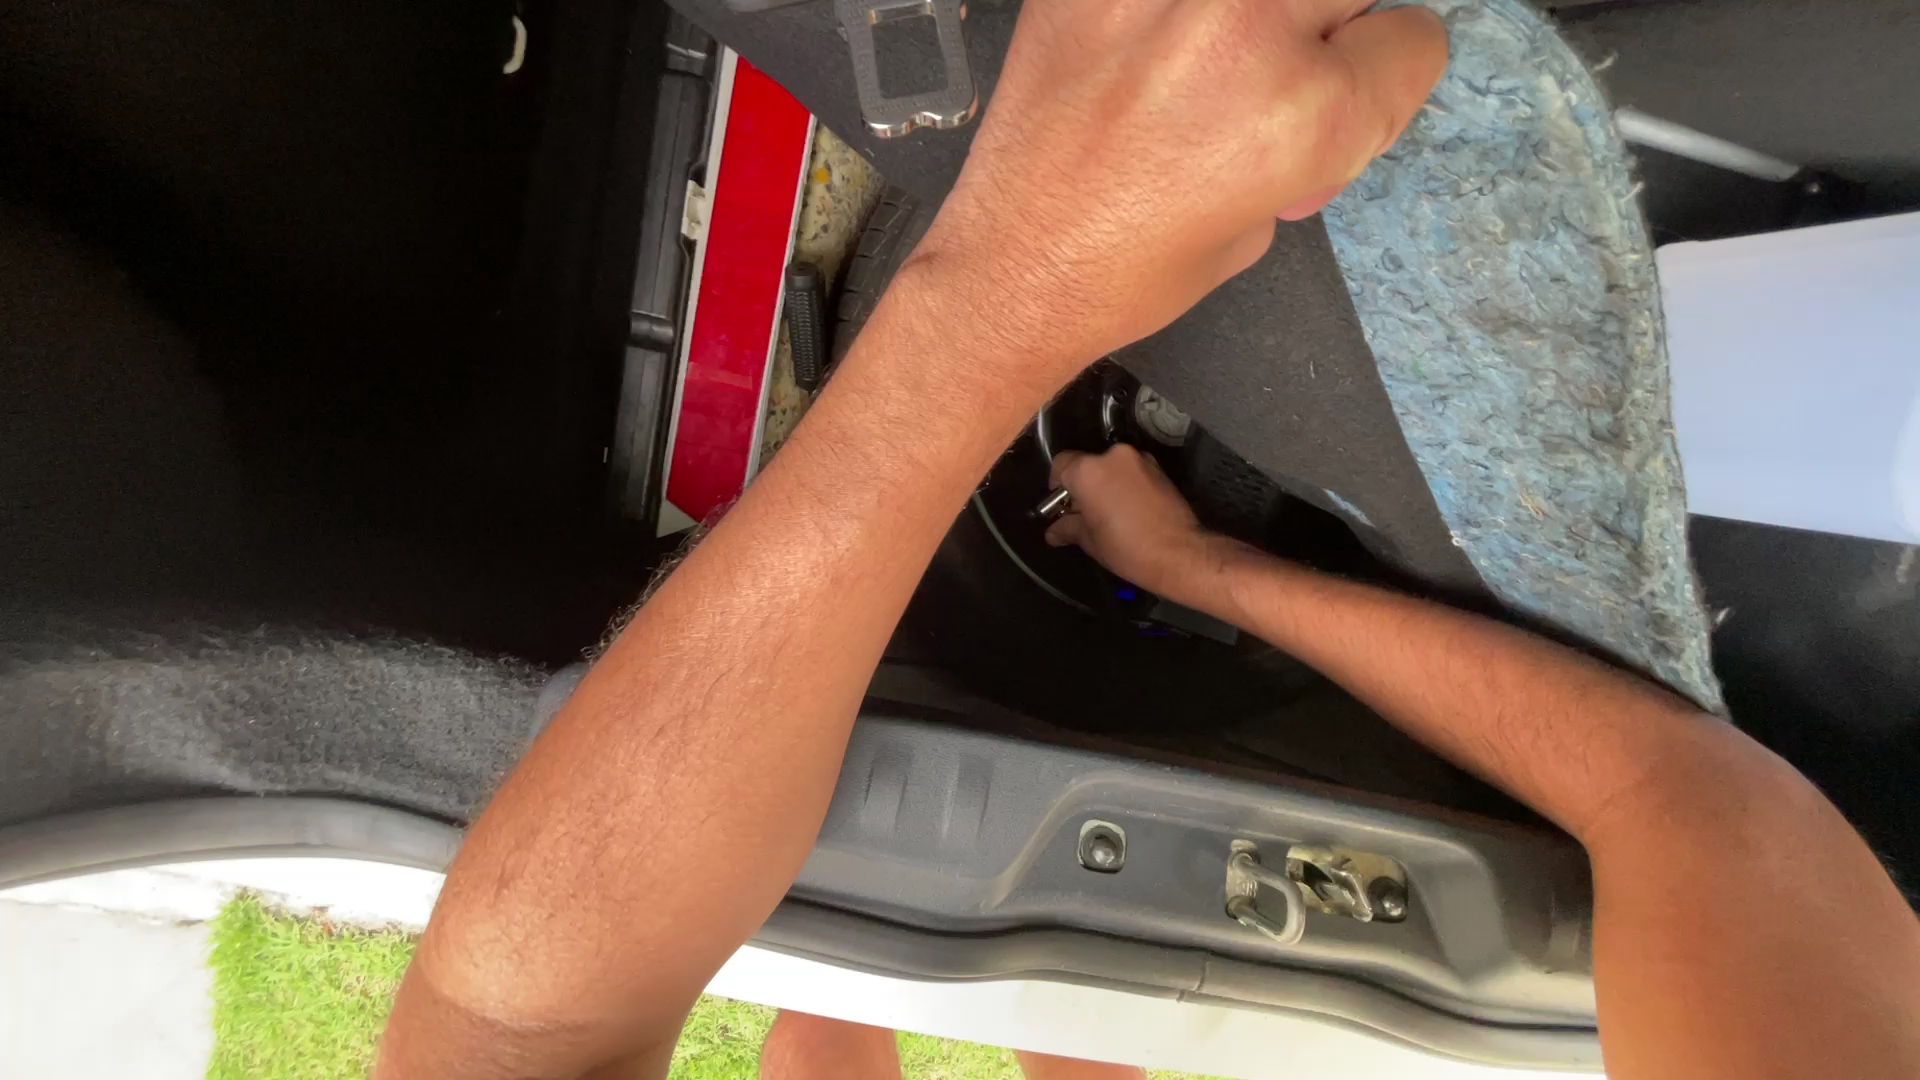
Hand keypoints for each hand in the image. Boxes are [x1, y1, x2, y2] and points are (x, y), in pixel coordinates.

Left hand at [906, 0, 1447, 384]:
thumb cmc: (1118, 281)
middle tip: (1263, 85)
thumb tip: (1315, 111)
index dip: (1375, 90)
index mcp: (1301, 117)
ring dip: (1250, 20)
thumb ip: (1300, 156)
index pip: (1412, 45)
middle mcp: (1243, 32)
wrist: (1009, 274)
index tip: (1338, 108)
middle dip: (1323, 33)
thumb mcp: (1245, 237)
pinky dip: (1164, 17)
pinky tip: (1143, 50)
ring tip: (1198, 69)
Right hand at [1044, 444, 1234, 606]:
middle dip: (1082, 486)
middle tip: (1084, 513)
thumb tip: (1053, 531)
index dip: (1057, 485)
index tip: (1061, 505)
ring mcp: (1139, 459)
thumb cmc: (1126, 548)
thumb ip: (1068, 528)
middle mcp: (1112, 456)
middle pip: (1087, 465)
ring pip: (1111, 467)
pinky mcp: (1159, 468)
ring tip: (1109, 514)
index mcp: (1088, 470)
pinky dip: (1125, 485)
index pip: (1061, 464)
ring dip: (1105, 485)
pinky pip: (1131, 472)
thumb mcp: (1090, 540)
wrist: (1179, 553)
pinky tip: (1129, 510)